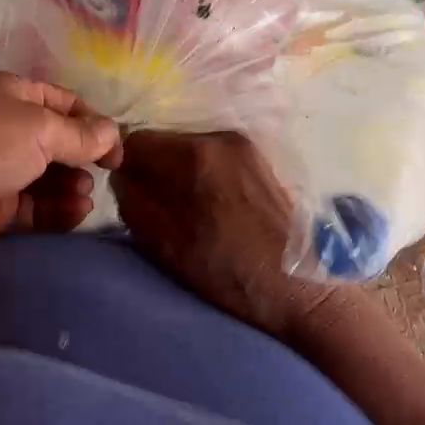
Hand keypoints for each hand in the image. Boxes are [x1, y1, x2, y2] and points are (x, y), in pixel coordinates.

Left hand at [0, 72, 120, 253]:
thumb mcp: (40, 127)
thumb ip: (80, 135)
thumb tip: (113, 133)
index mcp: (15, 95)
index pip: (65, 103)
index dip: (93, 122)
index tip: (118, 147)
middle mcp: (9, 128)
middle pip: (58, 142)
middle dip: (83, 157)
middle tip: (105, 174)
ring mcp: (1, 169)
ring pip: (49, 177)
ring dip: (72, 185)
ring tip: (84, 195)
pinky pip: (36, 208)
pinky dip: (57, 211)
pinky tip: (76, 213)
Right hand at [110, 130, 339, 339]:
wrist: (303, 288)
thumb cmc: (232, 274)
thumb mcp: (167, 246)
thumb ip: (134, 203)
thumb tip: (120, 177)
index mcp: (193, 157)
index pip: (136, 141)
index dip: (125, 166)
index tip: (129, 191)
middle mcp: (217, 136)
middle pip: (162, 139)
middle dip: (152, 166)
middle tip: (155, 203)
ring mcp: (241, 142)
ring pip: (186, 144)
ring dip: (177, 168)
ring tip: (186, 205)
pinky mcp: (257, 154)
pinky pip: (211, 151)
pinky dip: (201, 170)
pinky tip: (211, 200)